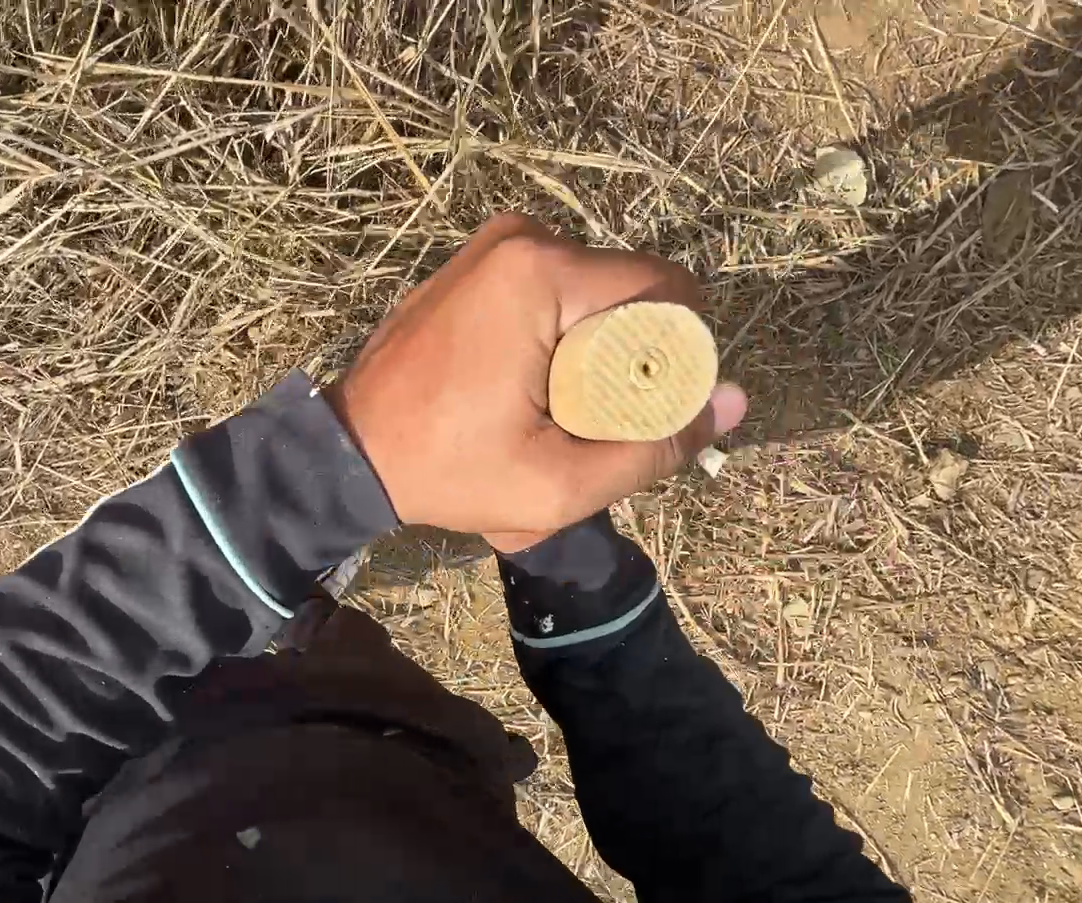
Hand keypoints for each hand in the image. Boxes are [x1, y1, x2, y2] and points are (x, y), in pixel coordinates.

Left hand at [326, 213, 747, 551]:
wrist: (349, 455)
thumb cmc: (445, 471)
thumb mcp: (558, 484)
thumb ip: (654, 448)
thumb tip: (733, 403)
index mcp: (542, 273)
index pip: (664, 292)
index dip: (677, 354)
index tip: (643, 410)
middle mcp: (517, 239)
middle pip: (621, 293)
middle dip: (626, 359)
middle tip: (584, 425)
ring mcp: (485, 248)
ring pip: (584, 296)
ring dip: (587, 353)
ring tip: (548, 414)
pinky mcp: (467, 269)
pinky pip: (543, 295)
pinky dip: (551, 339)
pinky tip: (521, 392)